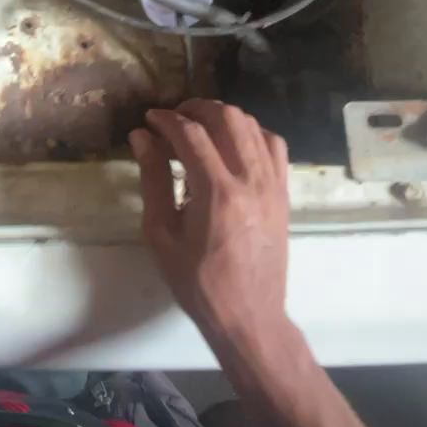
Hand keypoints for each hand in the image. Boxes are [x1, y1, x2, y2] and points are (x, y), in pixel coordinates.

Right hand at [131, 100, 291, 350]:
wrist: (248, 317)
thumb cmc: (196, 280)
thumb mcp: (161, 232)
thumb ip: (153, 178)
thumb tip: (142, 136)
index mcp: (216, 192)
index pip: (190, 133)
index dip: (166, 119)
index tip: (148, 120)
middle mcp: (251, 181)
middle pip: (227, 118)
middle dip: (195, 109)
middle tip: (172, 119)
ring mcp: (273, 185)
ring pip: (252, 125)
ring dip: (222, 117)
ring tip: (198, 127)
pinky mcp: (284, 193)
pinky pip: (273, 144)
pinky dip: (250, 132)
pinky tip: (231, 143)